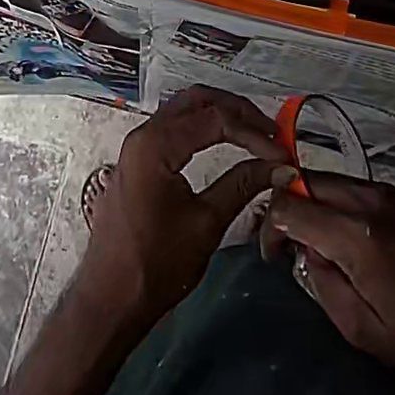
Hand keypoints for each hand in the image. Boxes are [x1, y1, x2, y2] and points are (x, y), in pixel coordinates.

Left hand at [77, 86, 292, 326]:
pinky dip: (202, 128)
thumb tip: (281, 168)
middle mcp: (143, 134)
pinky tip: (226, 141)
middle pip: (194, 100)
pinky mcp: (139, 159)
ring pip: (183, 111)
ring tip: (256, 135)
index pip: (213, 118)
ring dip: (219, 115)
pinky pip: (174, 128)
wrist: (112, 294)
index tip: (283, 153)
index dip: (253, 131)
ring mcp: (137, 145)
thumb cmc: (157, 262)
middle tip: (272, 132)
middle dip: (236, 110)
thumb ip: (242, 186)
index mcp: (155, 144)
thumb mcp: (206, 223)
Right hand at [264, 171, 394, 394]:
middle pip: (303, 181)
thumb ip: (318, 279)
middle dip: (286, 207)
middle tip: (285, 244)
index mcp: (359, 235)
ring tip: (312, 242)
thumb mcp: (359, 328)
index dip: (270, 225)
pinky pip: (347, 188)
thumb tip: (302, 247)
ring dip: (308, 203)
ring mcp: (387, 195)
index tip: (271, 252)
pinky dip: (330, 203)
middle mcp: (371, 202)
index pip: (289, 205)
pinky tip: (338, 236)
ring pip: (323, 180)